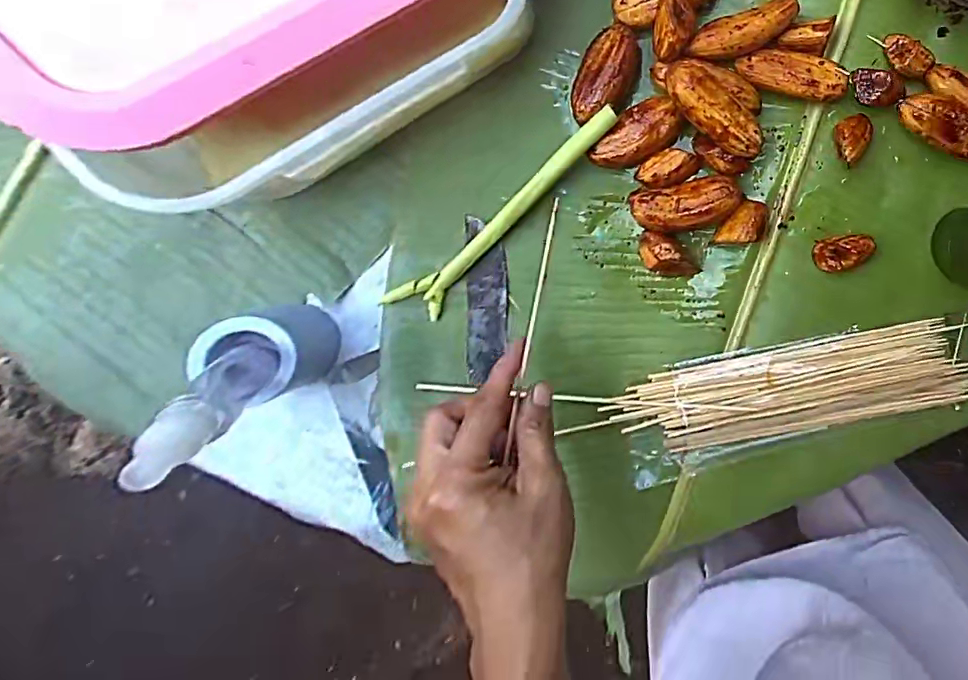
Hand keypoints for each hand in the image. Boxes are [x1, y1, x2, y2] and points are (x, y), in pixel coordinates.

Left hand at [406, 343, 572, 679]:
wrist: (516, 619)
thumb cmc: (535, 554)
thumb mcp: (545, 487)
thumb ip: (535, 432)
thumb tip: (536, 389)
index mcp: (453, 483)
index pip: (478, 412)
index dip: (502, 376)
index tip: (518, 348)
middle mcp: (425, 491)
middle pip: (442, 421)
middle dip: (477, 408)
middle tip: (516, 415)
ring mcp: (422, 508)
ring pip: (440, 443)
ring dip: (475, 431)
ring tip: (514, 447)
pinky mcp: (428, 519)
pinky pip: (443, 467)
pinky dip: (470, 454)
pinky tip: (501, 468)